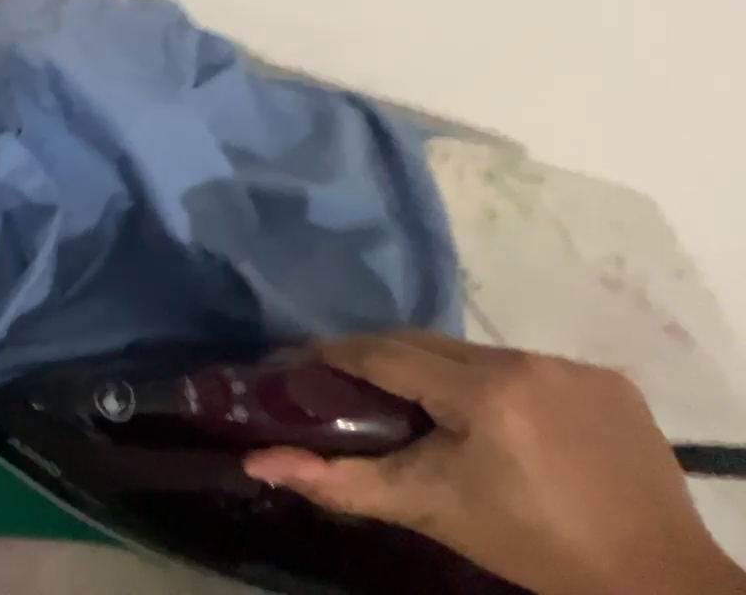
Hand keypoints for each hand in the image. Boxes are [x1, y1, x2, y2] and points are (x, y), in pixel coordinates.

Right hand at [243, 333, 743, 594]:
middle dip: (382, 361)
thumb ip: (337, 480)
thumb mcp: (427, 509)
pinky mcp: (607, 379)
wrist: (659, 584)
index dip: (338, 355)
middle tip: (352, 390)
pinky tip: (491, 417)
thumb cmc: (529, 543)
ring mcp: (572, 367)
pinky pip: (520, 364)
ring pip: (471, 352)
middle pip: (425, 344)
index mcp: (483, 393)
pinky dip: (491, 381)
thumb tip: (255, 461)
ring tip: (421, 407)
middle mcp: (527, 363)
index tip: (304, 366)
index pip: (384, 353)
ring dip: (436, 370)